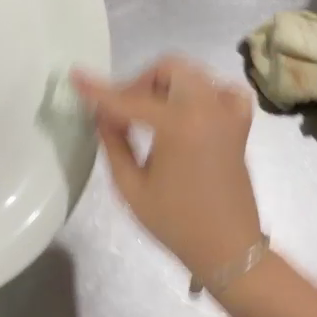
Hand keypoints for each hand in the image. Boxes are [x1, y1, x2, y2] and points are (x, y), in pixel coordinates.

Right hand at [73, 57, 262, 283]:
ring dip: (166, 84)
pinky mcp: (240, 124)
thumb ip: (114, 144)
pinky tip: (188, 112)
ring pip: (193, 74)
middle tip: (120, 110)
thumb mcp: (131, 187)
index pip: (129, 99)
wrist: (228, 247)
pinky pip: (222, 91)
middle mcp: (207, 108)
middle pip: (168, 69)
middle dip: (138, 82)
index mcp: (178, 124)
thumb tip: (102, 115)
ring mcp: (228, 113)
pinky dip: (203, 93)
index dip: (98, 90)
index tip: (76, 78)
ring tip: (149, 113)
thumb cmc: (176, 223)